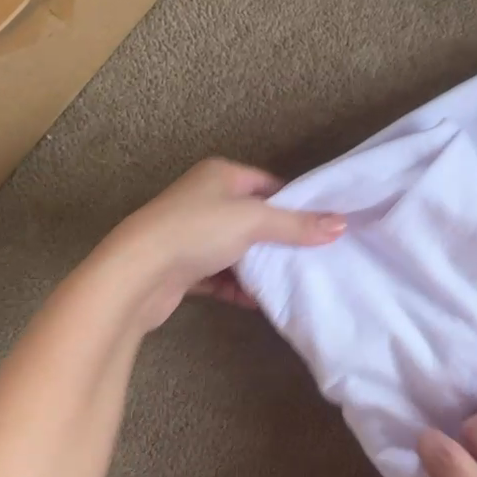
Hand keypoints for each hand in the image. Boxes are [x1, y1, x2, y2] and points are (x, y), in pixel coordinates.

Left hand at [62, 158, 343, 334]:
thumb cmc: (196, 231)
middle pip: (253, 217)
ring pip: (237, 249)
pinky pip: (220, 276)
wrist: (135, 274)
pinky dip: (237, 287)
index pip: (268, 184)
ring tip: (291, 280)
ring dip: (258, 266)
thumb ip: (297, 225)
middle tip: (313, 255)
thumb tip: (341, 224)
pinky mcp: (182, 267)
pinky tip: (258, 302)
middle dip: (279, 238)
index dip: (295, 203)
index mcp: (221, 175)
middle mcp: (204, 199)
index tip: (322, 225)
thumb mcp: (254, 221)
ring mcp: (190, 234)